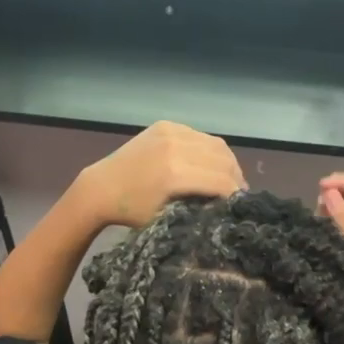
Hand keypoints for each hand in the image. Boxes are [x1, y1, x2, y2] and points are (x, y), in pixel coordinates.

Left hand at [72, 122, 245, 228]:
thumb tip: (226, 207)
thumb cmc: (133, 213)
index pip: (221, 181)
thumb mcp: (168, 219)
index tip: (241, 207)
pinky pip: (200, 136)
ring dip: (227, 163)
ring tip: (229, 180)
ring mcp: (171, 131)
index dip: (236, 195)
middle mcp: (176, 147)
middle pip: (223, 159)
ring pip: (216, 145)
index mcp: (175, 174)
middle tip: (239, 194)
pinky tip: (210, 165)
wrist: (102, 188)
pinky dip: (210, 151)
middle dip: (236, 178)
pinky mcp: (167, 125)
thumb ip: (199, 210)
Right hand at [317, 172, 343, 264]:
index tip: (320, 186)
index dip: (339, 180)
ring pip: (343, 198)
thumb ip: (339, 212)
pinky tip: (321, 218)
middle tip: (317, 199)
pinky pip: (339, 210)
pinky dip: (329, 210)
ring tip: (319, 212)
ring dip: (330, 200)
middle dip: (334, 189)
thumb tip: (327, 190)